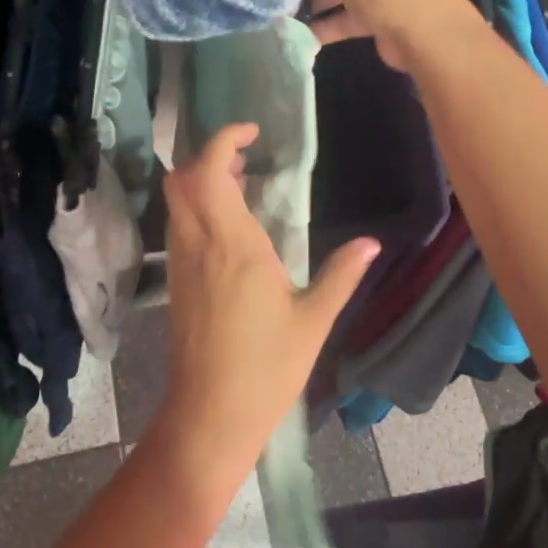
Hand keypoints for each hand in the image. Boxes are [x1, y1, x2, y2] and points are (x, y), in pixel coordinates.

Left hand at [159, 123, 380, 457]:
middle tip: (246, 159)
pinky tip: (230, 229)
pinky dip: (197, 209)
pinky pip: (179, 227)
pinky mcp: (176, 282)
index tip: (251, 133)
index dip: (223, 140)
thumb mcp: (313, 320)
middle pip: (182, 178)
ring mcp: (182, 263)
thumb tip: (371, 243)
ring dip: (200, 182)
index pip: (209, 172)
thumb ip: (341, 275)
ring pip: (176, 202)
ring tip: (243, 187)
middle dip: (208, 156)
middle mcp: (199, 245)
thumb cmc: (267, 368)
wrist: (210, 415)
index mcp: (233, 246)